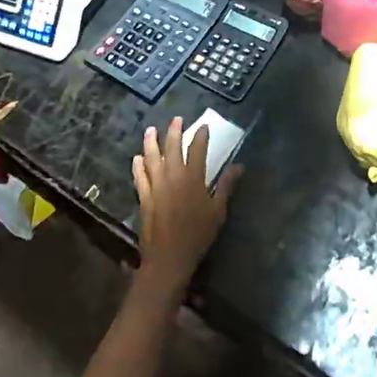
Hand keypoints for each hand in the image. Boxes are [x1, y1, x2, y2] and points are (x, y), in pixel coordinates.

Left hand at [132, 117, 240, 294]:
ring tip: (150, 130)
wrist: (169, 257)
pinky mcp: (144, 196)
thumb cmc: (198, 234)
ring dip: (151, 142)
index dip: (200, 136)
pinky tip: (137, 158)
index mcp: (193, 177)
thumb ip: (227, 185)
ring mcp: (156, 185)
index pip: (197, 149)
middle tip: (176, 119)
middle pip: (172, 147)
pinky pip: (139, 176)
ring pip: (152, 157)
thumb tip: (239, 166)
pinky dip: (138, 165)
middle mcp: (173, 176)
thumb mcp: (218, 210)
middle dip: (174, 131)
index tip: (203, 126)